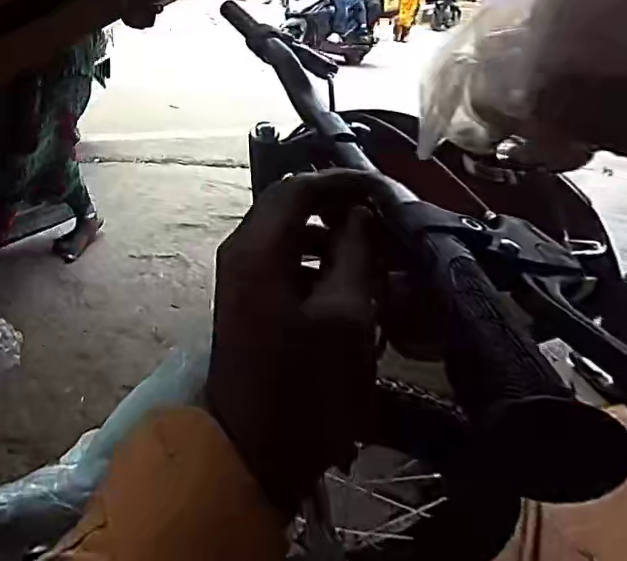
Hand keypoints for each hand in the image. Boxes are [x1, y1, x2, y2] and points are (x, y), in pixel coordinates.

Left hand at [208, 170, 380, 508]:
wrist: (255, 445)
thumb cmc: (304, 386)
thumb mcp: (344, 319)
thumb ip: (354, 257)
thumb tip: (361, 216)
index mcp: (255, 248)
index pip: (294, 189)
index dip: (340, 182)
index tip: (383, 190)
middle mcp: (240, 251)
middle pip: (289, 210)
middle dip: (338, 213)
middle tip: (386, 228)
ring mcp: (241, 274)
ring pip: (289, 237)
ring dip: (333, 243)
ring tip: (380, 264)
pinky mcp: (250, 298)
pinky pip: (285, 264)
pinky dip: (319, 267)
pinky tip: (355, 292)